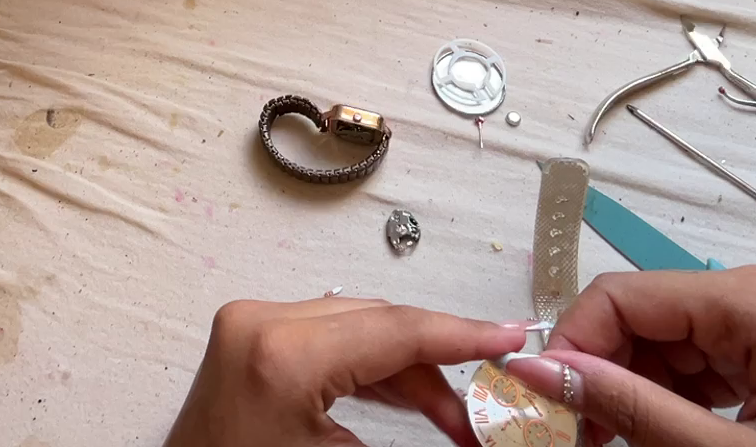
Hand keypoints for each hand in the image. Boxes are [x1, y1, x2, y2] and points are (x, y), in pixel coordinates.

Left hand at [164, 296, 530, 446]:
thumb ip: (408, 434)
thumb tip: (467, 427)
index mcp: (282, 355)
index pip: (391, 329)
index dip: (459, 334)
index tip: (508, 335)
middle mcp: (261, 321)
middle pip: (374, 322)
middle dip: (436, 360)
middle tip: (487, 402)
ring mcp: (249, 323)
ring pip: (352, 326)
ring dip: (404, 367)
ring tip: (454, 418)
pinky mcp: (247, 335)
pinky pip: (324, 337)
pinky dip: (367, 365)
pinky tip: (406, 396)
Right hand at [504, 266, 755, 446]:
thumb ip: (630, 410)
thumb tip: (531, 370)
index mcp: (744, 298)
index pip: (620, 296)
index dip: (573, 345)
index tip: (546, 403)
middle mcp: (752, 294)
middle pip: (642, 319)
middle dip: (605, 374)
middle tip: (581, 436)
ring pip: (668, 344)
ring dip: (638, 392)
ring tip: (619, 441)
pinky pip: (705, 365)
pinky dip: (677, 401)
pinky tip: (669, 436)